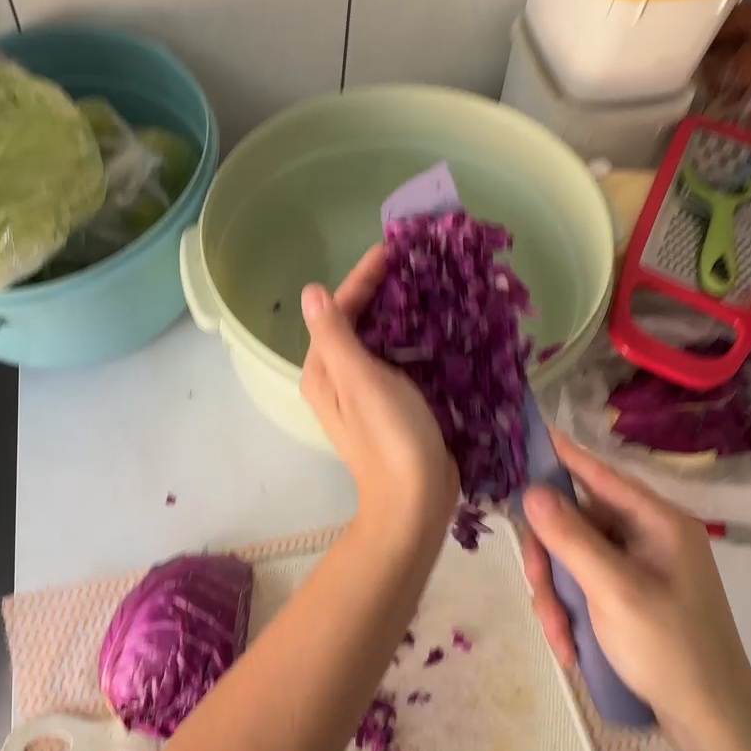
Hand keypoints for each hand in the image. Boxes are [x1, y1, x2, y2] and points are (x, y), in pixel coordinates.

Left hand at [301, 245, 458, 548]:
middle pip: (359, 323)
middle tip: (418, 264)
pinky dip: (417, 341)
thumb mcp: (360, 380)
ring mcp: (367, 395)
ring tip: (433, 285)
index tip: (392, 249)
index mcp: (324, 372)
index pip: (338, 311)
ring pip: (382, 341)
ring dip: (403, 314)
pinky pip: (402, 362)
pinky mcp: (396, 406)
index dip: (362, 278)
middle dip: (384, 292)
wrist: (416, 501)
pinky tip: (441, 327)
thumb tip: (310, 292)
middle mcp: (340, 380)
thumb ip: (336, 335)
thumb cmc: (388, 437)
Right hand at [519, 429, 750, 750]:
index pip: (599, 474)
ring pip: (571, 560)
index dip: (561, 457)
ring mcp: (639, 569)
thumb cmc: (669, 648)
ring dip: (556, 597)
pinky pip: (582, 588)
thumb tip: (530, 490)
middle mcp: (648, 538)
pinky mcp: (629, 598)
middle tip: (540, 592)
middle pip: (574, 524)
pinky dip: (570, 614)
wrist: (711, 723)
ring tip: (561, 637)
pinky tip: (570, 647)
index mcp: (658, 523)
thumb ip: (570, 537)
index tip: (525, 436)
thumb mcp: (612, 590)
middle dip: (550, 562)